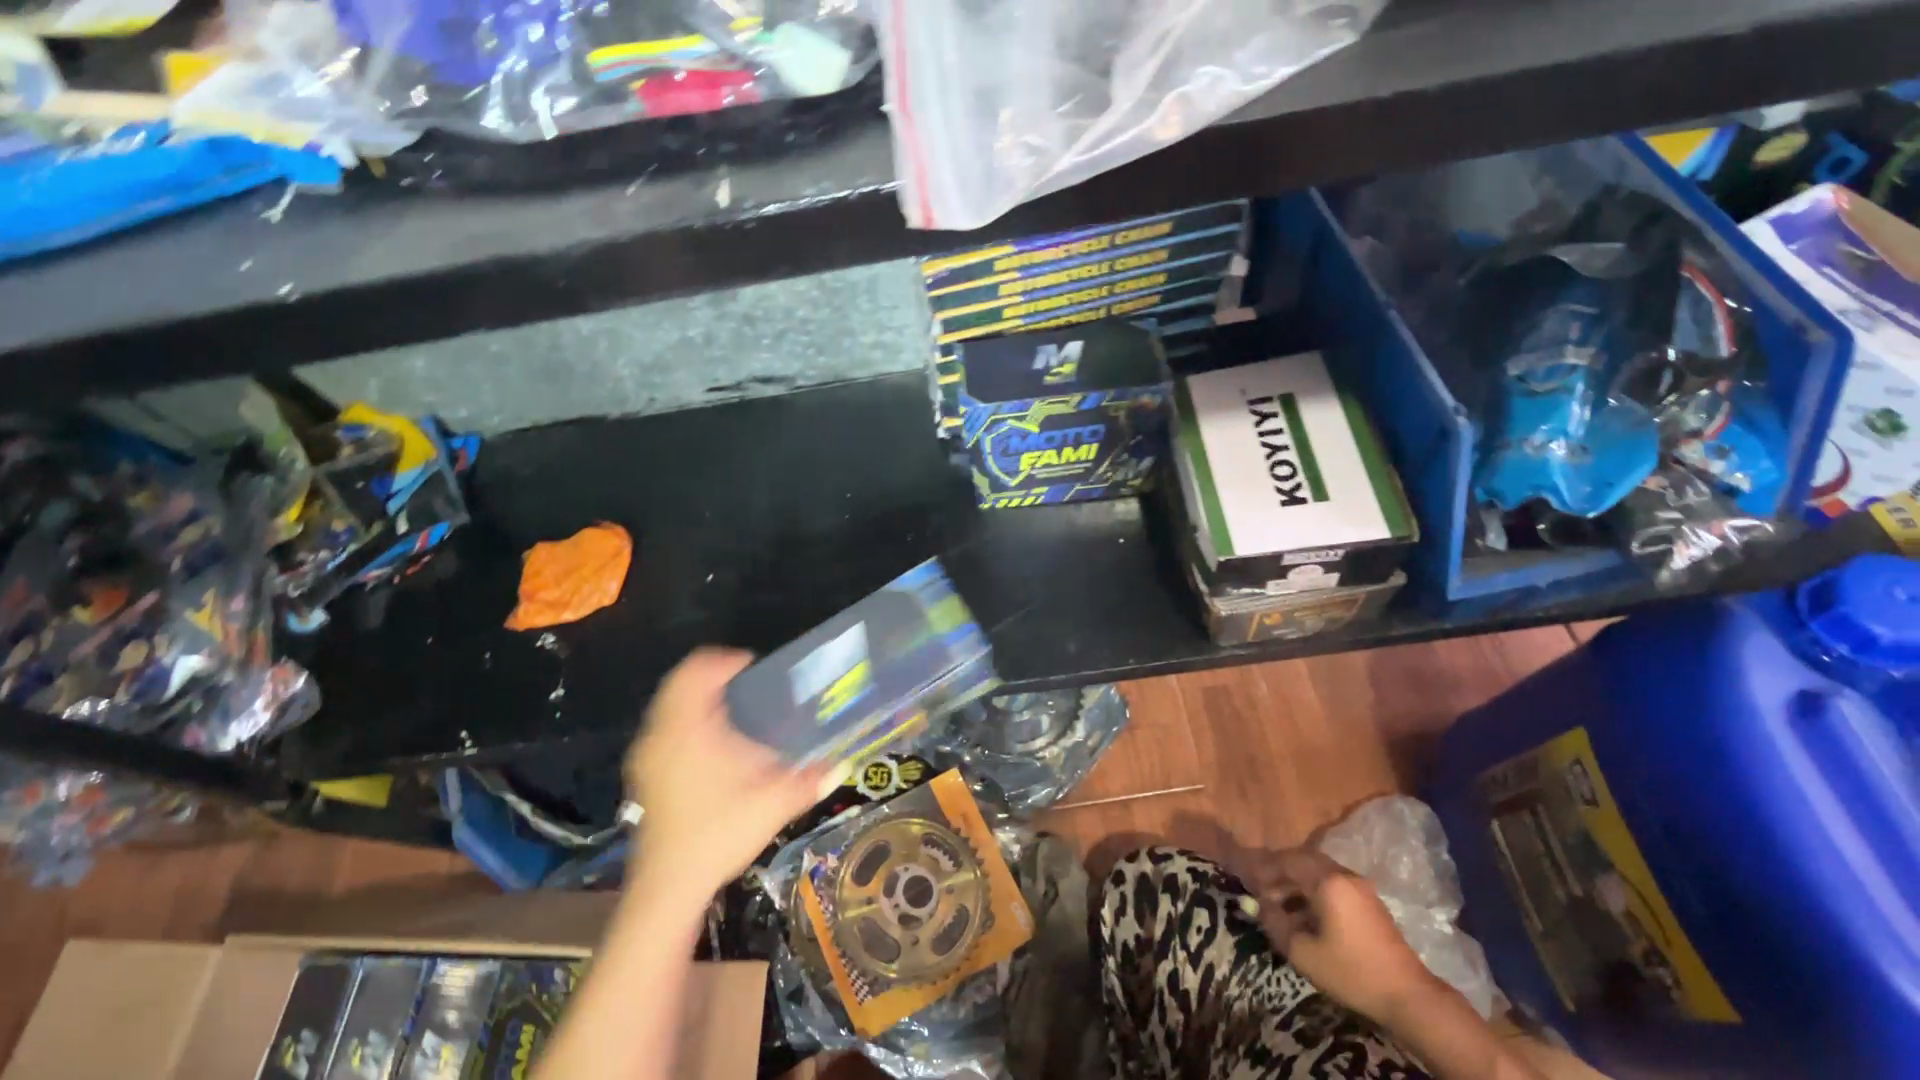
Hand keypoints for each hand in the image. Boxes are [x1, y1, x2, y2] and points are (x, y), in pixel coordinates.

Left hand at [624, 648, 834, 905]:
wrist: (669, 886)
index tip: (754, 668)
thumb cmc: (718, 834)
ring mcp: (647, 756)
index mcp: (687, 728)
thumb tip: (843, 764)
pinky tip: (715, 751)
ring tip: (737, 716)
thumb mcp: (772, 804)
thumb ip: (809, 780)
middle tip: (750, 689)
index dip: (726, 662)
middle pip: (681, 684)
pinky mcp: (644, 777)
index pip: (698, 671)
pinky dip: (688, 725)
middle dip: (714, 681)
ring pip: (670, 708)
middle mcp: (660, 734)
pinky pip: (665, 731)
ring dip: (700, 704)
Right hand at [1241, 848, 1447, 1025]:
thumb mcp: (1302, 952)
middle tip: (1265, 894)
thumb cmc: (1350, 971)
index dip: (1266, 869)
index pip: (1288, 861)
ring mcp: (1362, 889)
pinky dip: (1316, 893)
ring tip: (1283, 907)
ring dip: (1299, 884)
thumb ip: (1275, 923)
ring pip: (1321, 873)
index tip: (1250, 883)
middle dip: (1282, 874)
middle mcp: (1345, 876)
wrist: (1406, 994)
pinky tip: (1308, 917)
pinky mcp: (1371, 904)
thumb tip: (1259, 906)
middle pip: (1306, 862)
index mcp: (1328, 881)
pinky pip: (1336, 886)